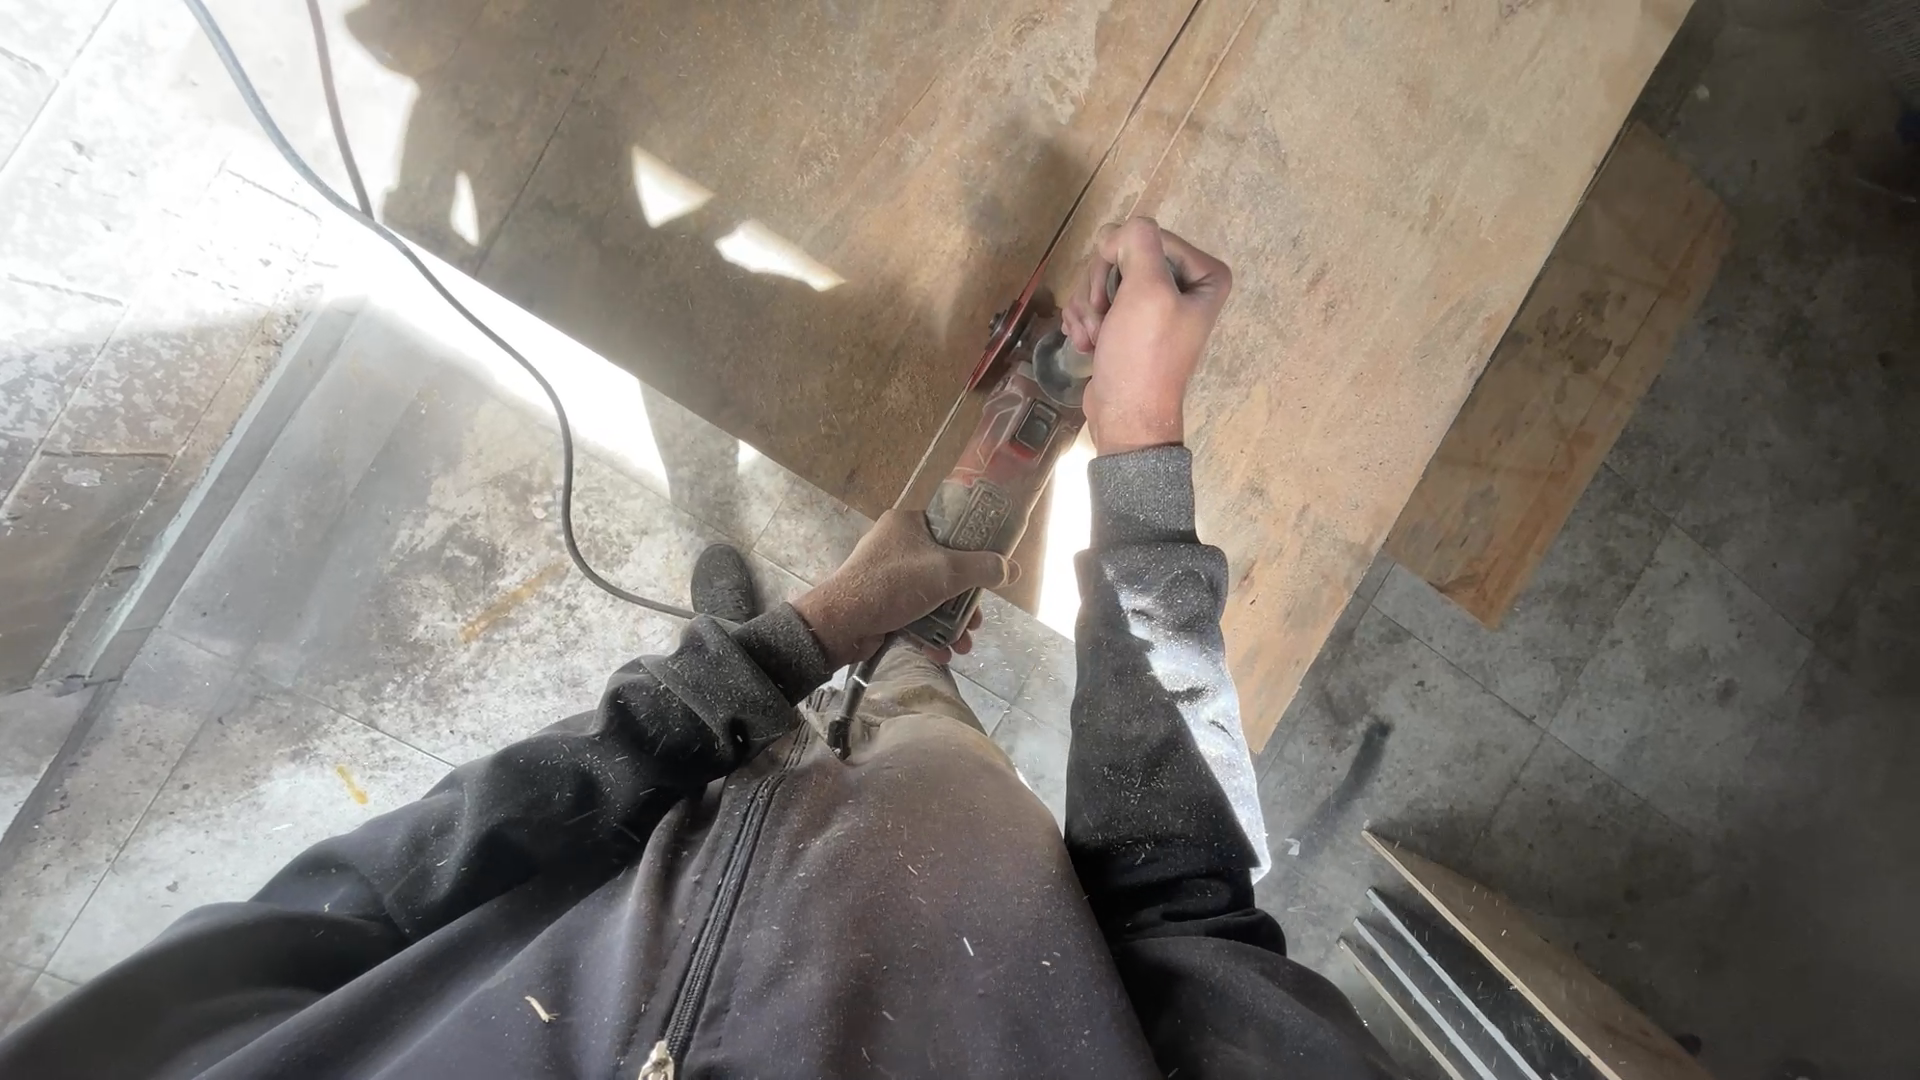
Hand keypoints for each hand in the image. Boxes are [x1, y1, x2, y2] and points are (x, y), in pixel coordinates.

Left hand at [791, 509, 1016, 667]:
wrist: (842, 623)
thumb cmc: (895, 585)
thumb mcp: (948, 572)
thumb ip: (984, 568)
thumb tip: (1012, 568)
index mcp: (908, 524)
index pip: (950, 529)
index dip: (974, 550)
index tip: (990, 572)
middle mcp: (896, 545)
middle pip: (945, 568)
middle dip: (964, 601)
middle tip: (977, 620)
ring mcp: (886, 575)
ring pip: (931, 596)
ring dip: (950, 622)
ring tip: (963, 645)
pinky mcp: (880, 602)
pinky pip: (914, 613)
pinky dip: (929, 632)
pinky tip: (941, 652)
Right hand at [1060, 217, 1231, 454]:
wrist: (1125, 416)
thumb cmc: (1143, 356)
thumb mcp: (1146, 289)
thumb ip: (1136, 242)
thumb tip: (1114, 234)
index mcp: (1203, 274)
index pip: (1146, 235)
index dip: (1120, 258)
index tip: (1112, 295)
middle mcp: (1181, 286)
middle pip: (1121, 257)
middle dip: (1100, 289)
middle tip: (1102, 319)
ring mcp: (1150, 307)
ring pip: (1101, 280)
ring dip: (1088, 309)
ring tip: (1094, 338)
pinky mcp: (1125, 326)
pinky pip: (1094, 303)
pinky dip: (1083, 322)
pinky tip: (1086, 344)